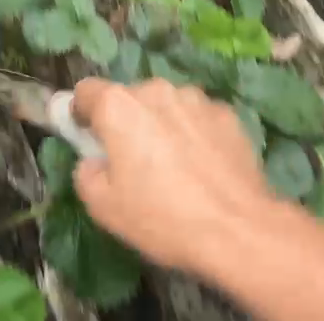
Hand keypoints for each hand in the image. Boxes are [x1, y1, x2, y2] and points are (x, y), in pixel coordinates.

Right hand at [70, 77, 274, 277]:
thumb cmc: (163, 217)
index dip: (82, 114)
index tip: (90, 139)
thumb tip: (94, 162)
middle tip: (134, 162)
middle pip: (128, 98)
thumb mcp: (103, 207)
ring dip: (162, 125)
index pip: (85, 91)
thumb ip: (85, 173)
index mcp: (117, 105)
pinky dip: (195, 135)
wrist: (241, 232)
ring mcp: (194, 99)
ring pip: (165, 106)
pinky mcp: (226, 115)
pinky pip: (198, 119)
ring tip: (175, 167)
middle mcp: (154, 90)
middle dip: (126, 122)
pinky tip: (205, 169)